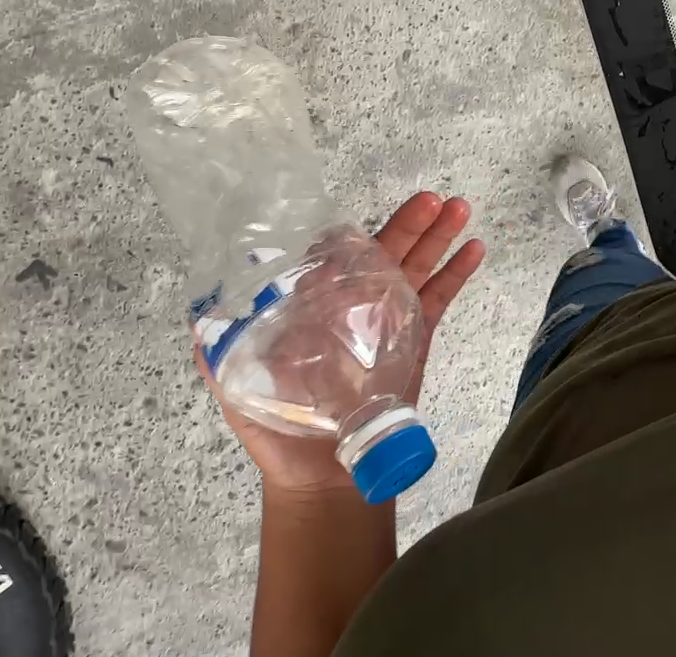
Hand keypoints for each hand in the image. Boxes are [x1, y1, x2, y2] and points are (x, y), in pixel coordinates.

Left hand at [197, 192, 486, 498]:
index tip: (356, 225)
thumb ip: (222, 351)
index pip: (330, 258)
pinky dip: (457, 273)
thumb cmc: (280, 432)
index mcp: (313, 307)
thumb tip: (201, 313)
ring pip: (416, 267)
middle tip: (432, 200)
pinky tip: (474, 249)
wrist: (325, 475)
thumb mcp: (241, 388)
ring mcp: (387, 318)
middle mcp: (352, 303)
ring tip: (460, 208)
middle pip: (383, 253)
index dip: (345, 238)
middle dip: (408, 224)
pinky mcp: (415, 337)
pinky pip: (438, 298)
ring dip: (439, 237)